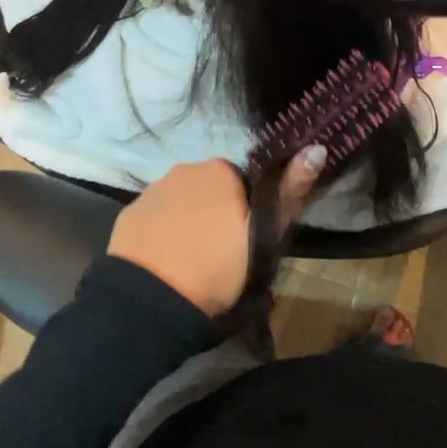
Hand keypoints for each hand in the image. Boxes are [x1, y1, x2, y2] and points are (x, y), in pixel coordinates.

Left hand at [107, 148, 324, 315]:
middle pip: (211, 189)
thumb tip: (317, 148)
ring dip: (190, 221)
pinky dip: (164, 233)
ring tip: (194, 261)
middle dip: (218, 212)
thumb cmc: (216, 266)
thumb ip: (289, 193)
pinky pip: (156, 219)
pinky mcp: (129, 214)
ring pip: (182, 202)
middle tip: (224, 254)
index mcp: (221, 170)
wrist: (150, 299)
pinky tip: (168, 262)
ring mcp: (152, 190)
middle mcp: (185, 169)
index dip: (249, 211)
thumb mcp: (263, 236)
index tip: (247, 240)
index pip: (245, 182)